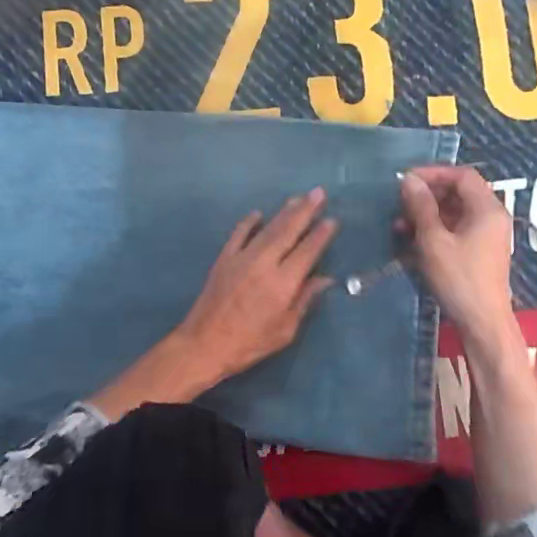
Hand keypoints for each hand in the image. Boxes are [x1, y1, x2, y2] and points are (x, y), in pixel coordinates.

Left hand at [178, 188, 339, 382]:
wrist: (205, 343)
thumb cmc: (250, 343)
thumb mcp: (285, 330)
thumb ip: (304, 300)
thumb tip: (324, 278)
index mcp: (283, 283)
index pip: (307, 252)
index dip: (321, 235)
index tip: (332, 219)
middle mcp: (264, 264)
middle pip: (288, 231)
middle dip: (305, 211)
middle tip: (318, 193)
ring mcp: (241, 258)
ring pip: (266, 229)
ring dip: (283, 212)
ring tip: (297, 198)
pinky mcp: (223, 259)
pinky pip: (238, 234)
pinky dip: (248, 223)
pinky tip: (257, 213)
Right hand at [397, 166, 514, 335]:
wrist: (481, 321)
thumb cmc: (458, 278)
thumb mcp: (433, 240)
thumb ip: (421, 207)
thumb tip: (408, 180)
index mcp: (487, 210)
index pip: (462, 176)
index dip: (433, 173)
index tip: (406, 181)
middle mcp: (491, 217)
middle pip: (458, 193)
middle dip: (426, 196)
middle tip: (400, 205)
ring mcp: (486, 235)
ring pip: (454, 212)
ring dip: (426, 214)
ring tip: (400, 226)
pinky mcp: (478, 251)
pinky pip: (455, 229)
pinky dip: (434, 230)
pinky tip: (411, 241)